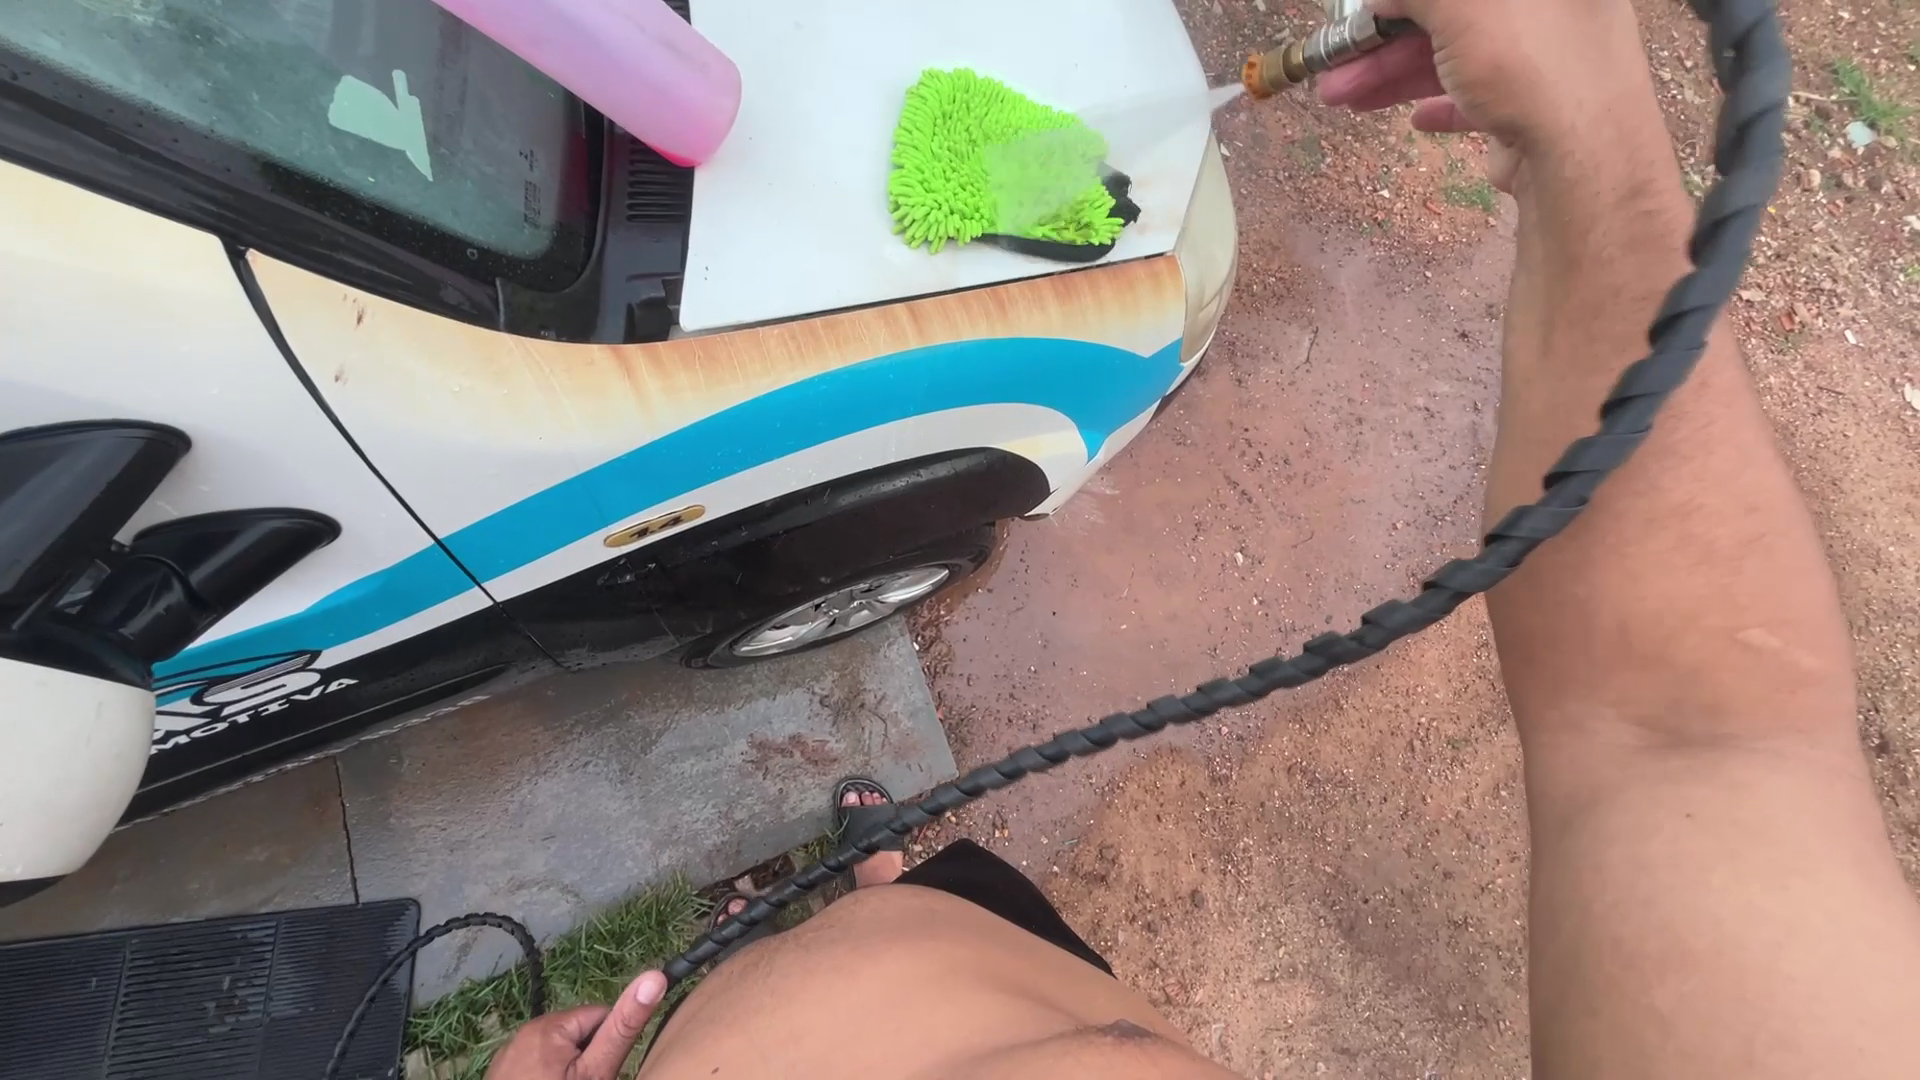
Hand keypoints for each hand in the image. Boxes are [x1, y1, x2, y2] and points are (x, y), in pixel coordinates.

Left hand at [484, 971, 668, 1079]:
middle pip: (579, 1034)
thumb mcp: (596, 1073)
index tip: (602, 1074)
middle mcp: (524, 1031)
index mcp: (549, 1024)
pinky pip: (536, 1068)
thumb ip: (623, 1025)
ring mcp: (507, 1057)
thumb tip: (655, 975)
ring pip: (559, 1053)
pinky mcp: (498, 1078)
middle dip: (587, 1060)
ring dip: (568, 1072)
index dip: (608, 1047)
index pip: (602, 1016)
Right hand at [1316, 0, 1666, 190]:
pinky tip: (1414, 118)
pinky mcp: (1531, 102)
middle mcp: (1547, 6)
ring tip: (1346, 102)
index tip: (1360, 22)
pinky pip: (1477, 95)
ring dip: (1394, 79)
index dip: (1401, 3)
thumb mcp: (1463, 5)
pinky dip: (1440, 104)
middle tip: (1333, 76)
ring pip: (1454, 59)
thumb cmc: (1525, 58)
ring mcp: (1541, 55)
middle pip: (1450, 20)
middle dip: (1383, 48)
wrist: (1575, 145)